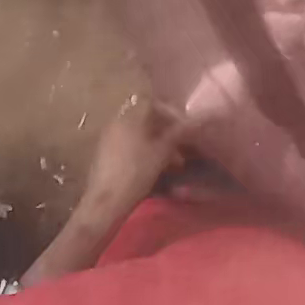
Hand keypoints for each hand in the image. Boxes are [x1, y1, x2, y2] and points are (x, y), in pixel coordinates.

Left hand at [23, 99, 193, 284]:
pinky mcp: (105, 154)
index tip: (184, 127)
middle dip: (167, 132)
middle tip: (183, 147)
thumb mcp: (162, 152)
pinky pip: (130, 145)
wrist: (106, 202)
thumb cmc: (136, 173)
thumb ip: (179, 132)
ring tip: (175, 163)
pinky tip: (156, 169)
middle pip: (146, 119)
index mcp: (129, 117)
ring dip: (159, 144)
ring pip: (140, 134)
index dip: (171, 112)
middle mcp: (117, 123)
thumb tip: (199, 118)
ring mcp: (109, 138)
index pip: (152, 102)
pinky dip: (146, 152)